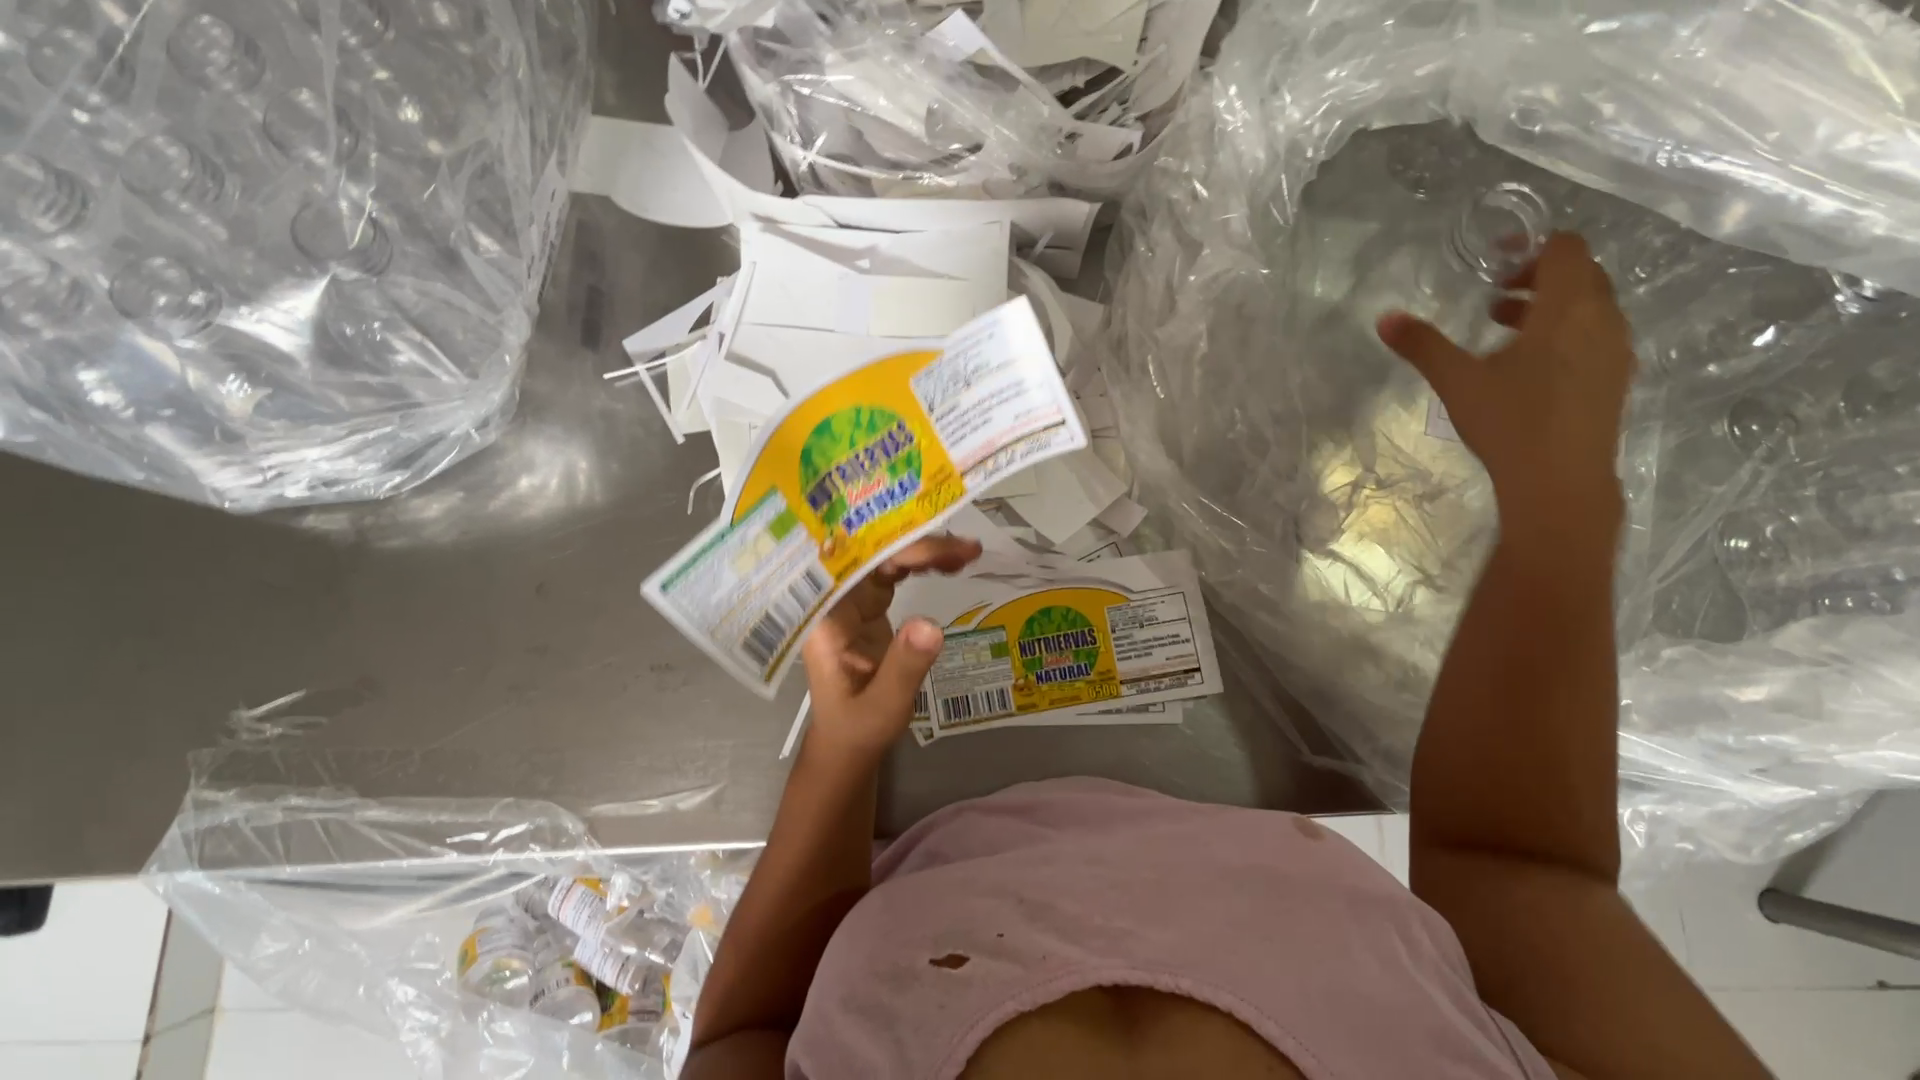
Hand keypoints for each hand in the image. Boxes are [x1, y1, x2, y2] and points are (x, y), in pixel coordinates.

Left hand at [800, 534, 982, 758]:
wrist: (848, 745)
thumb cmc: (857, 729)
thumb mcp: (884, 706)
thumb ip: (904, 666)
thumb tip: (931, 624)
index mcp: (825, 617)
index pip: (854, 566)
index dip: (891, 547)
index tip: (933, 542)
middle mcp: (832, 599)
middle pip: (871, 554)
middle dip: (916, 544)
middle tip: (967, 547)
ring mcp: (851, 600)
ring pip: (885, 558)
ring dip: (923, 549)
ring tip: (968, 551)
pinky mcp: (868, 606)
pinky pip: (894, 573)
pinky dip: (922, 564)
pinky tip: (950, 562)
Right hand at [1377, 232, 1633, 528]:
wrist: (1561, 484)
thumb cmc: (1511, 423)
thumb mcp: (1457, 381)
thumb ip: (1423, 345)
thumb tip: (1385, 319)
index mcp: (1568, 308)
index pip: (1566, 249)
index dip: (1532, 245)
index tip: (1497, 263)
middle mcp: (1603, 319)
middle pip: (1582, 274)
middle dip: (1540, 276)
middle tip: (1496, 297)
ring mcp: (1616, 351)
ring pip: (1591, 307)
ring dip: (1552, 307)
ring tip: (1506, 331)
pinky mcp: (1616, 379)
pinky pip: (1596, 336)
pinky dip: (1566, 334)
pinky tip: (1530, 367)